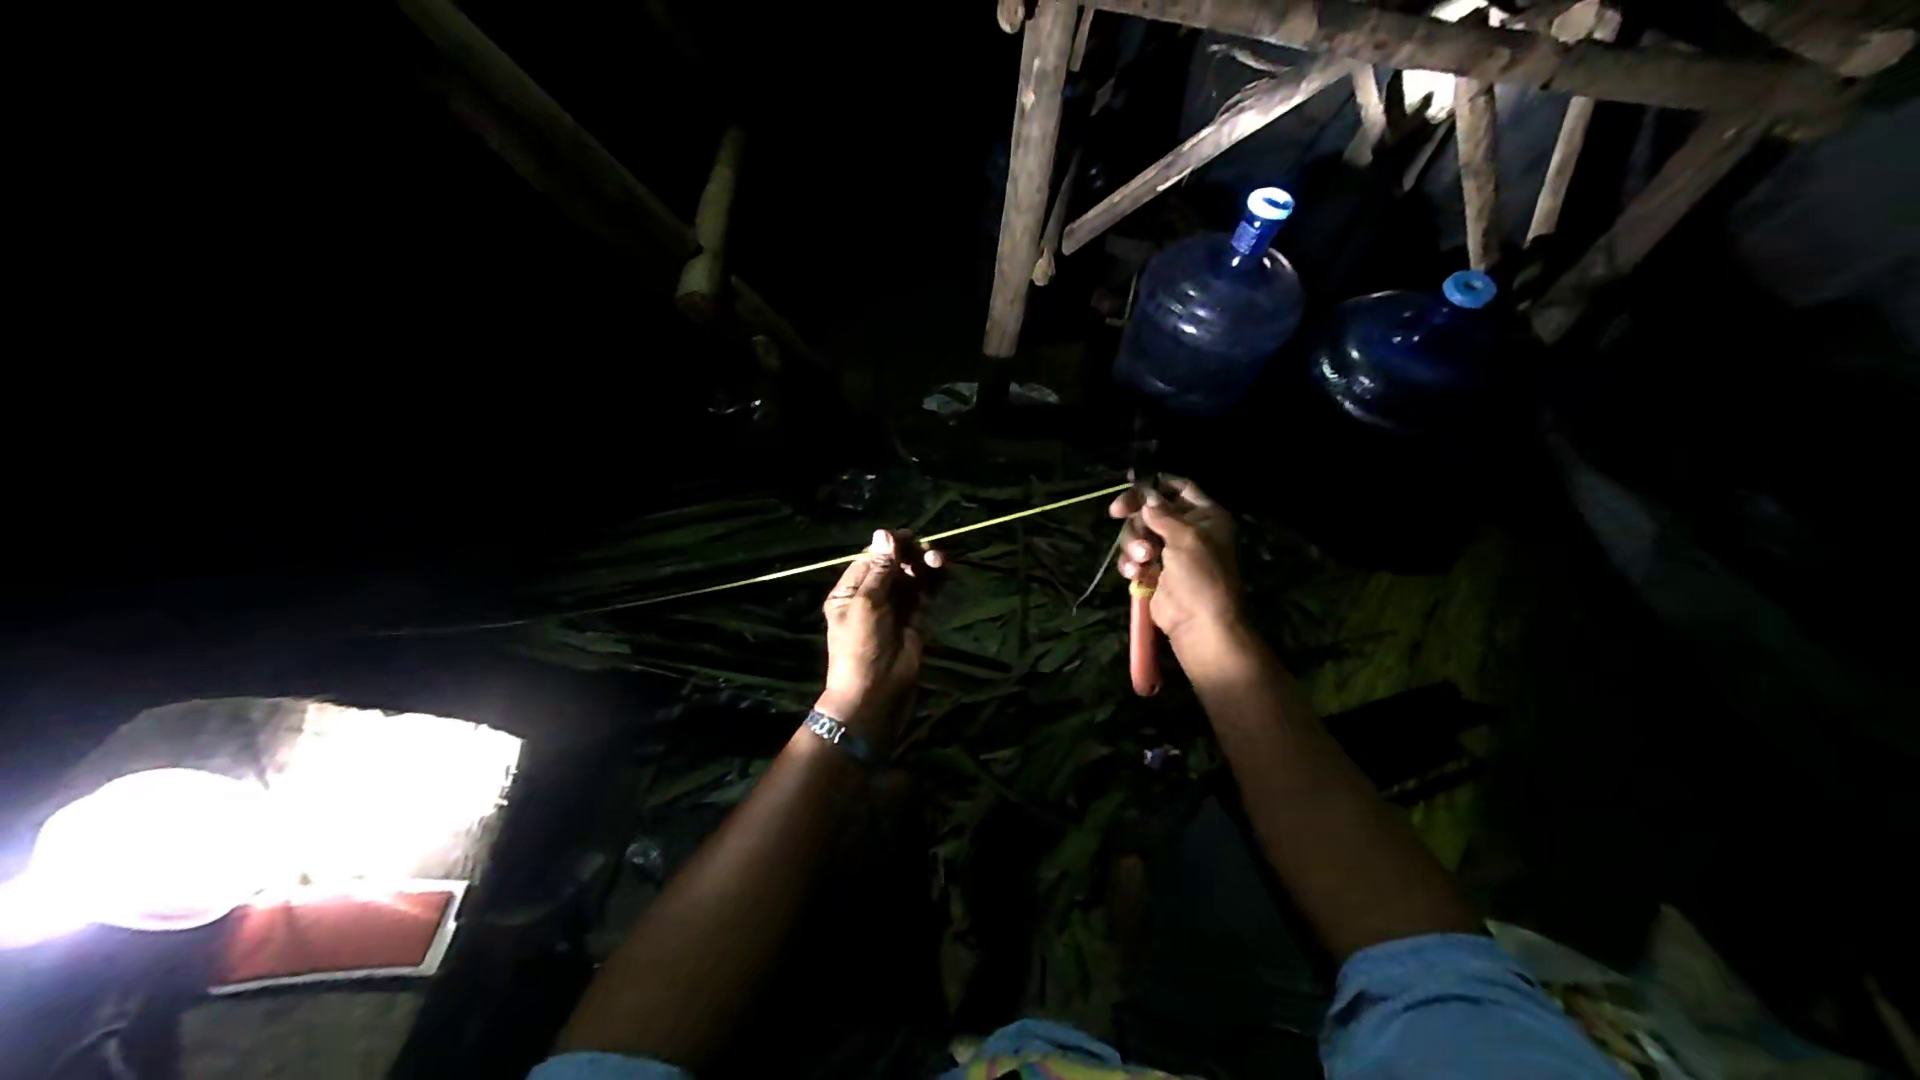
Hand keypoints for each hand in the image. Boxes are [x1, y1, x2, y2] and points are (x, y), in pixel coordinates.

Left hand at [816, 529, 942, 749]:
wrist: (875, 696)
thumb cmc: (861, 648)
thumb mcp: (866, 604)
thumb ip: (879, 569)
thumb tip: (885, 533)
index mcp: (850, 591)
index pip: (871, 558)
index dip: (890, 546)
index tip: (910, 537)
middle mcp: (872, 597)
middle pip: (894, 565)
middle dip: (911, 555)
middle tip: (928, 554)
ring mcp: (895, 610)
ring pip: (912, 578)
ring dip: (925, 566)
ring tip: (938, 560)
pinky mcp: (915, 622)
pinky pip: (925, 595)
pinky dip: (934, 582)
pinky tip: (944, 572)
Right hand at [1109, 476, 1241, 645]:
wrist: (1199, 622)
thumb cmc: (1201, 574)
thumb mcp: (1185, 536)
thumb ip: (1162, 513)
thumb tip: (1146, 497)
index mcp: (1204, 515)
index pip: (1178, 487)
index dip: (1156, 484)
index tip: (1132, 486)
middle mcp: (1187, 529)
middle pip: (1151, 509)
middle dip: (1136, 517)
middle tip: (1116, 512)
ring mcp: (1168, 552)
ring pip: (1137, 533)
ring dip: (1133, 543)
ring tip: (1142, 560)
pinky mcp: (1153, 571)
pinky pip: (1133, 557)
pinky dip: (1130, 563)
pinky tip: (1136, 573)